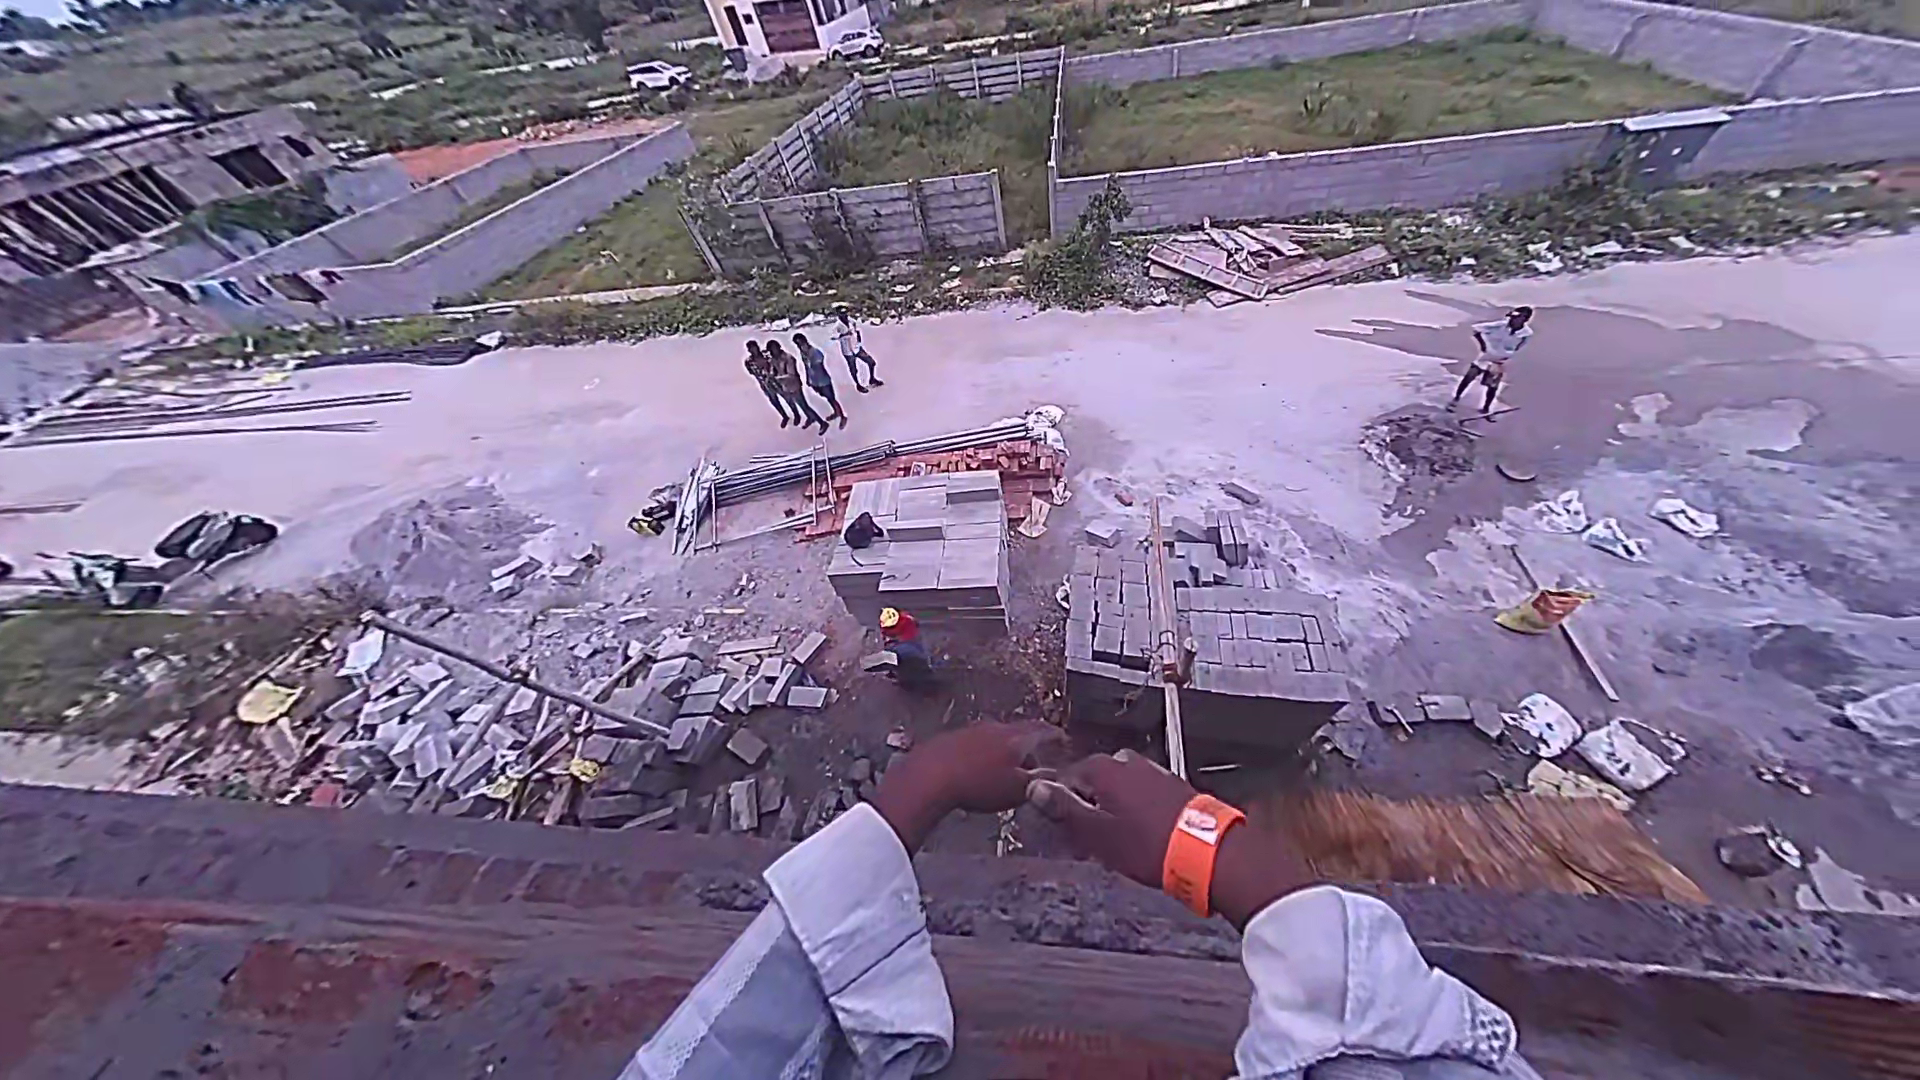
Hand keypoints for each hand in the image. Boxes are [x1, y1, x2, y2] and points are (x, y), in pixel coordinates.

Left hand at [873, 721, 1065, 852]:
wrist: (930, 775)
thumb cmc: (979, 783)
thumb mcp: (1017, 789)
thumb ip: (1038, 780)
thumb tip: (1054, 775)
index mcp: (1016, 737)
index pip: (1042, 730)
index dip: (1055, 735)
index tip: (1062, 739)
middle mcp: (996, 727)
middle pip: (1020, 732)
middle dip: (1031, 746)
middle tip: (1038, 762)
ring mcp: (973, 730)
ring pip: (998, 737)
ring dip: (1008, 751)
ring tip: (1011, 770)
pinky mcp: (953, 739)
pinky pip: (979, 744)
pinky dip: (988, 754)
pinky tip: (982, 769)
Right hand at [1023, 750, 1194, 888]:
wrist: (1209, 852)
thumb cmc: (1146, 844)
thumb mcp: (1097, 833)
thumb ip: (1063, 808)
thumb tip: (1035, 787)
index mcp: (1100, 768)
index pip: (1065, 780)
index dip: (1064, 807)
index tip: (1073, 833)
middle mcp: (1123, 759)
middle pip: (1092, 782)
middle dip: (1090, 807)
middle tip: (1098, 841)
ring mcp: (1149, 768)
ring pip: (1118, 788)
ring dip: (1114, 809)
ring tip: (1123, 841)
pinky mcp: (1170, 782)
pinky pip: (1140, 792)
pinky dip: (1136, 809)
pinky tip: (1144, 833)